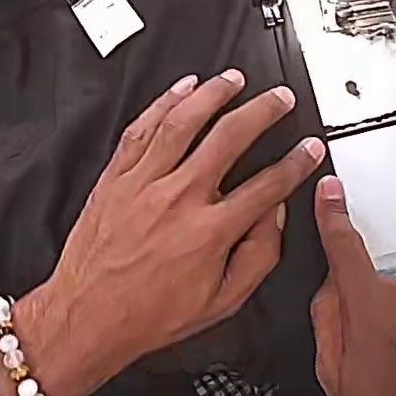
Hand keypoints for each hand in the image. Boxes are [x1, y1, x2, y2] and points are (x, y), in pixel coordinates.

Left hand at [0, 69, 327, 395]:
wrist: (88, 315)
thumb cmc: (149, 313)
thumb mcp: (221, 302)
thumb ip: (258, 256)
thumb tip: (274, 216)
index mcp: (210, 231)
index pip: (267, 184)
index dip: (296, 162)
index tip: (308, 149)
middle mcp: (179, 199)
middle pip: (230, 137)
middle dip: (263, 111)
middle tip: (279, 99)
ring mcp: (144, 183)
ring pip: (184, 121)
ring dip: (214, 94)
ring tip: (234, 79)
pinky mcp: (116, 177)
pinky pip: (141, 129)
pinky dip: (163, 103)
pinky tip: (181, 89)